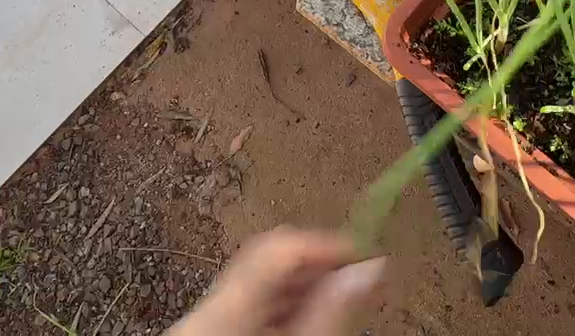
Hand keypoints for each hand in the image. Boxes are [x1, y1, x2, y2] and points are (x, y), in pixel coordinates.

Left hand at [168, 228, 385, 335]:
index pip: (280, 247)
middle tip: (361, 289)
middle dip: (318, 271)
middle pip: (267, 264)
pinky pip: (247, 312)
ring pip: (259, 288)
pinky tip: (307, 328)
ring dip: (303, 293)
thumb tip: (373, 267)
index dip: (326, 246)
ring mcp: (201, 329)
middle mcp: (205, 311)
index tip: (366, 262)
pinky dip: (282, 314)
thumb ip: (334, 314)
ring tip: (340, 313)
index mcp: (224, 311)